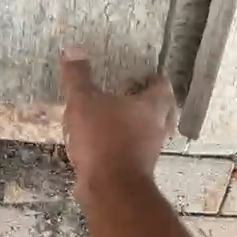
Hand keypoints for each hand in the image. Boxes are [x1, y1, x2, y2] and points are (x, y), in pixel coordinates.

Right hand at [61, 46, 177, 200]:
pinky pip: (134, 150)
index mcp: (151, 106)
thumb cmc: (103, 139)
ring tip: (118, 118)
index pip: (162, 85)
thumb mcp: (84, 102)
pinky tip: (105, 143)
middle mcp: (157, 127)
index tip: (143, 74)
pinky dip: (125, 144)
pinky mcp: (136, 169)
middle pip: (163, 110)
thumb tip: (72, 48)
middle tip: (135, 96)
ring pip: (150, 132)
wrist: (110, 188)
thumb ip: (78, 77)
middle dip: (151, 103)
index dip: (154, 78)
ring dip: (139, 125)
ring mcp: (148, 150)